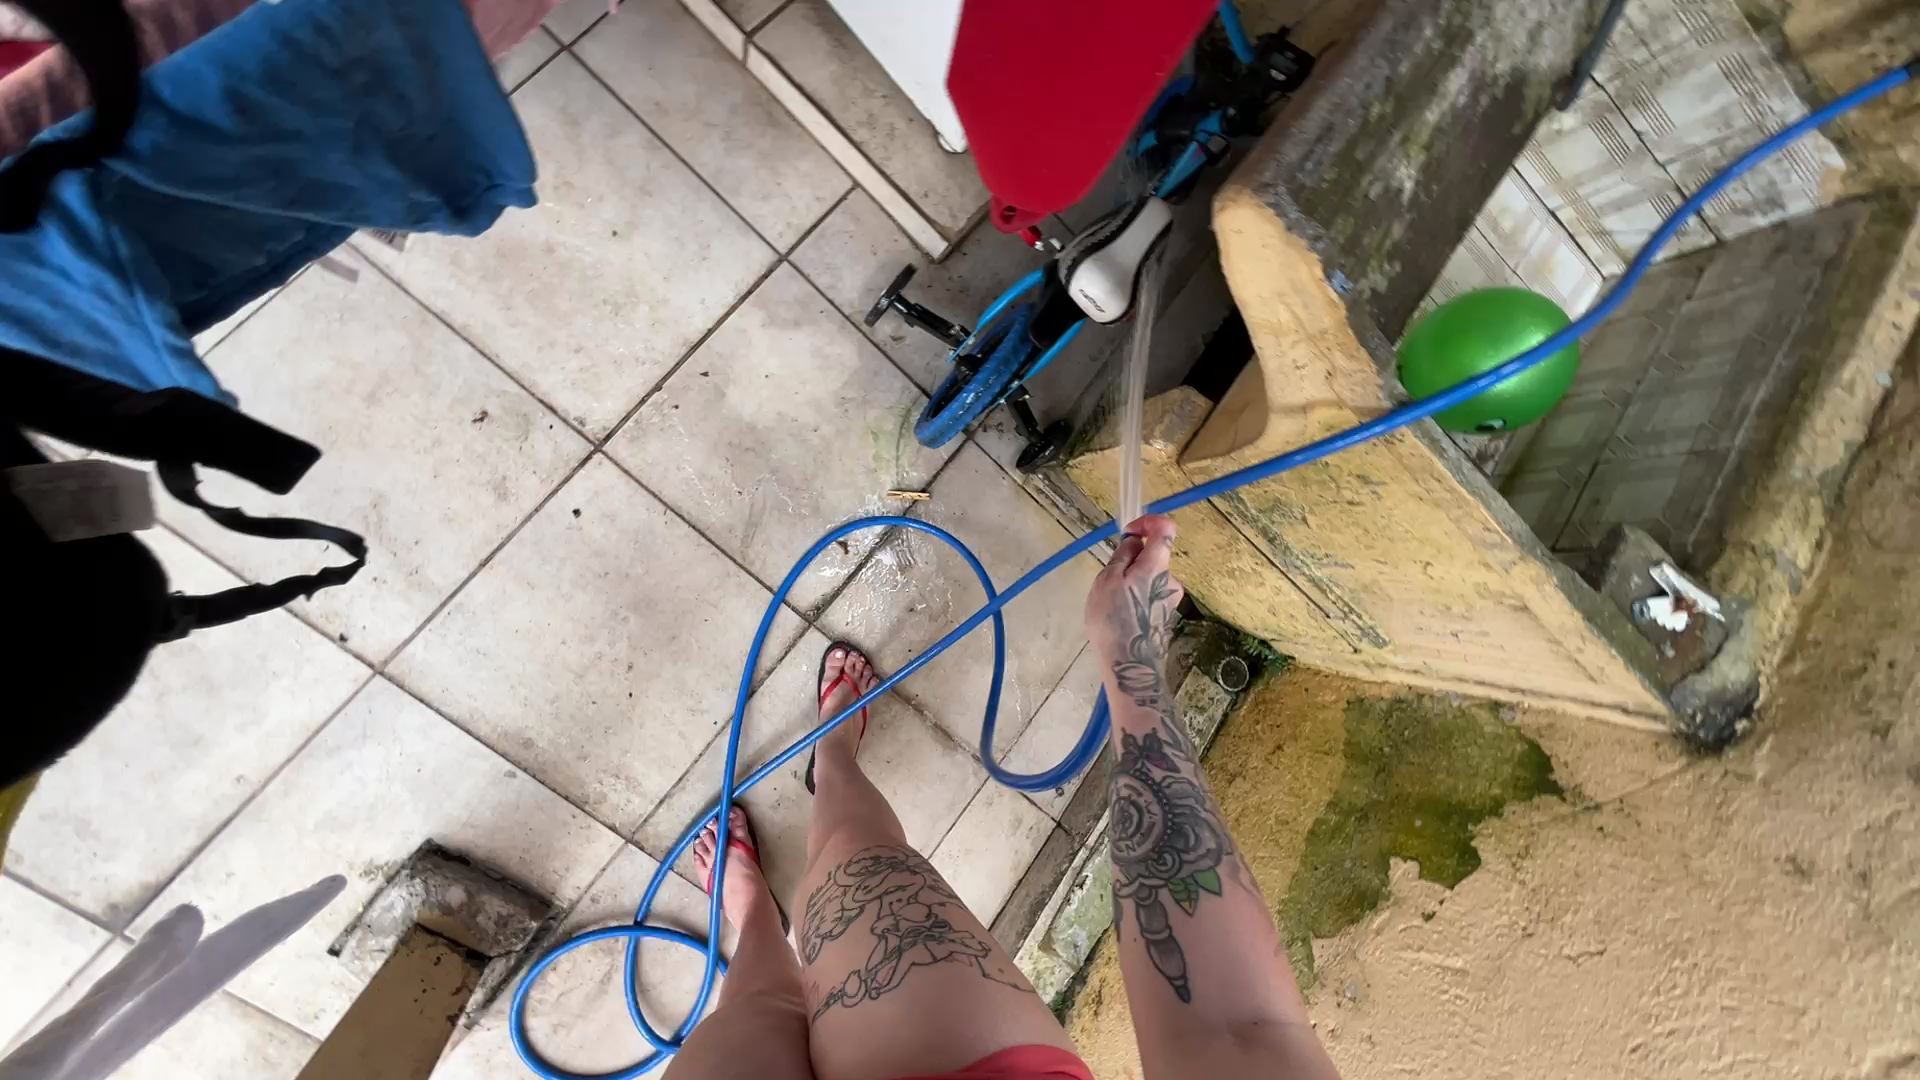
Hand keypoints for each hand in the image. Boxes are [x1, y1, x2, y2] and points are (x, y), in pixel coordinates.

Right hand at [1085, 514, 1183, 668]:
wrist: (1130, 666)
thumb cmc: (1114, 619)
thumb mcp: (1107, 580)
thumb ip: (1122, 556)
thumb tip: (1135, 541)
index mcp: (1157, 566)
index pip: (1166, 528)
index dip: (1148, 523)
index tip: (1129, 532)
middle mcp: (1170, 580)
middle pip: (1153, 557)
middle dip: (1130, 562)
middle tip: (1108, 582)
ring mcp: (1170, 600)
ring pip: (1148, 578)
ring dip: (1130, 583)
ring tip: (1110, 605)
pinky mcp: (1165, 616)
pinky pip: (1148, 596)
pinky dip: (1134, 598)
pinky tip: (1120, 618)